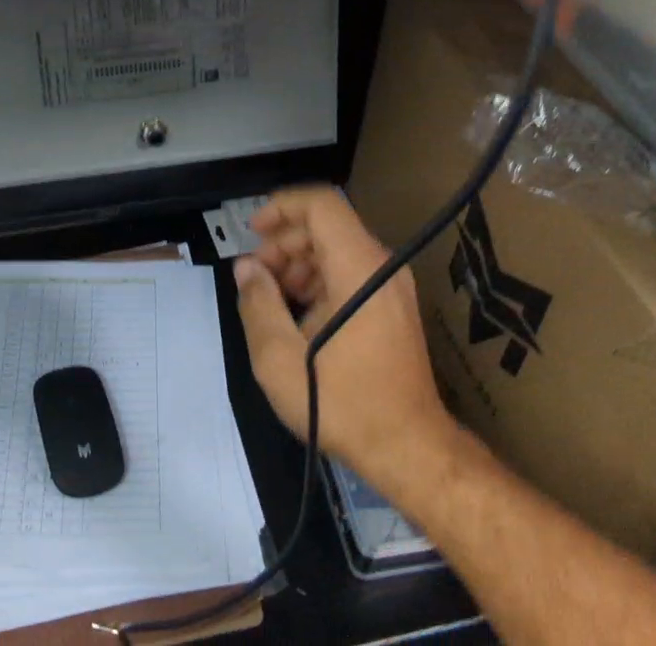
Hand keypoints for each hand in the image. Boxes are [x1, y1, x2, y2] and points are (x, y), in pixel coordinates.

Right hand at [235, 186, 453, 478]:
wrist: (409, 449)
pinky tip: (297, 317)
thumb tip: (246, 268)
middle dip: (284, 243)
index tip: (252, 232)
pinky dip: (319, 282)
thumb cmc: (343, 405)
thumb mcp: (281, 359)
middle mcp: (383, 268)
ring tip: (270, 300)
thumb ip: (258, 304)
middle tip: (254, 277)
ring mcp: (393, 288)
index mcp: (360, 269)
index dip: (282, 207)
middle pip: (328, 227)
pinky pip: (351, 275)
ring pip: (338, 251)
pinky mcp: (394, 308)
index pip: (322, 205)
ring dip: (298, 264)